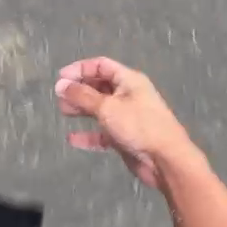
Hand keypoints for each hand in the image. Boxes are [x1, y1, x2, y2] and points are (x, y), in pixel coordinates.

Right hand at [55, 57, 197, 188]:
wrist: (166, 161)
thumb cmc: (138, 126)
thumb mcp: (107, 107)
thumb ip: (82, 96)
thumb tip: (60, 85)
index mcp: (129, 81)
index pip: (101, 66)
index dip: (79, 69)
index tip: (61, 78)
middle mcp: (129, 95)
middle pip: (99, 86)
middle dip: (79, 90)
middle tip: (60, 97)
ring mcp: (128, 117)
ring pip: (100, 108)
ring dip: (82, 109)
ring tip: (64, 111)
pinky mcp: (126, 137)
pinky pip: (103, 132)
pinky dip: (89, 134)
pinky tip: (73, 139)